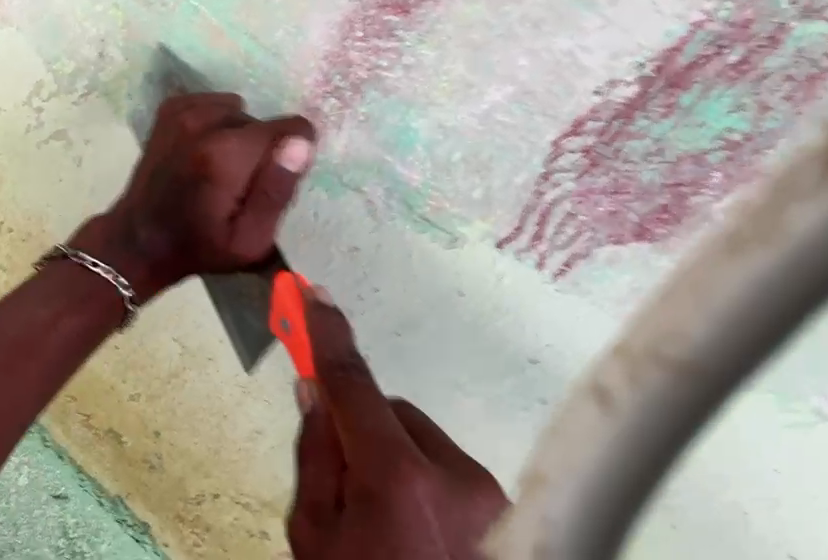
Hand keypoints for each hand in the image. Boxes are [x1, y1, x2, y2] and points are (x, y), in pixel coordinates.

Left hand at [70, 93, 315, 297]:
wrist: (140, 238)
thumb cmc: (201, 245)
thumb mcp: (251, 239)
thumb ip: (278, 189)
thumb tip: (301, 142)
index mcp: (225, 155)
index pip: (290, 127)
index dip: (295, 150)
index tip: (282, 175)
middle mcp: (203, 123)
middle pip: (261, 121)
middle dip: (262, 147)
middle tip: (244, 182)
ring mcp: (181, 113)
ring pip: (236, 110)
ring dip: (237, 133)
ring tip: (223, 166)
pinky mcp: (168, 111)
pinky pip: (212, 102)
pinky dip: (215, 119)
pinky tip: (206, 147)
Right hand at [290, 294, 509, 559]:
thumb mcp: (315, 539)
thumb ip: (314, 458)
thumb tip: (315, 395)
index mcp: (396, 477)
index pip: (351, 382)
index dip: (326, 333)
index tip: (311, 293)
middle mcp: (456, 476)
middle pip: (390, 414)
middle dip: (363, 431)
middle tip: (344, 483)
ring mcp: (495, 500)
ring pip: (424, 446)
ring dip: (399, 464)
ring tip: (392, 530)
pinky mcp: (517, 519)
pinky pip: (455, 477)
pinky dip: (430, 490)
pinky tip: (424, 541)